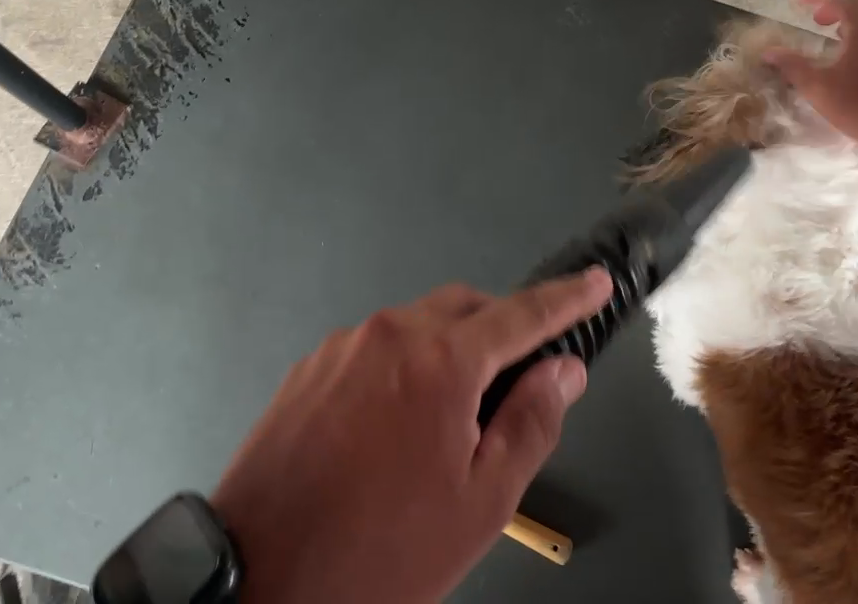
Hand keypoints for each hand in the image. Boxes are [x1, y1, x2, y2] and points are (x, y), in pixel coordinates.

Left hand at [211, 268, 612, 603]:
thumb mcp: (482, 501)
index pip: (523, 314)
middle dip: (502, 327)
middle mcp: (392, 334)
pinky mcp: (312, 365)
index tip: (596, 282)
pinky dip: (406, 363)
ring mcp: (345, 345)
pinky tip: (398, 421)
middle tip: (519, 377)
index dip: (568, 297)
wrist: (261, 575)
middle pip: (467, 307)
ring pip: (418, 323)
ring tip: (453, 416)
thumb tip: (563, 369)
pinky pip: (377, 346)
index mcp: (442, 362)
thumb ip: (532, 420)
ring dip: (450, 348)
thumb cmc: (384, 547)